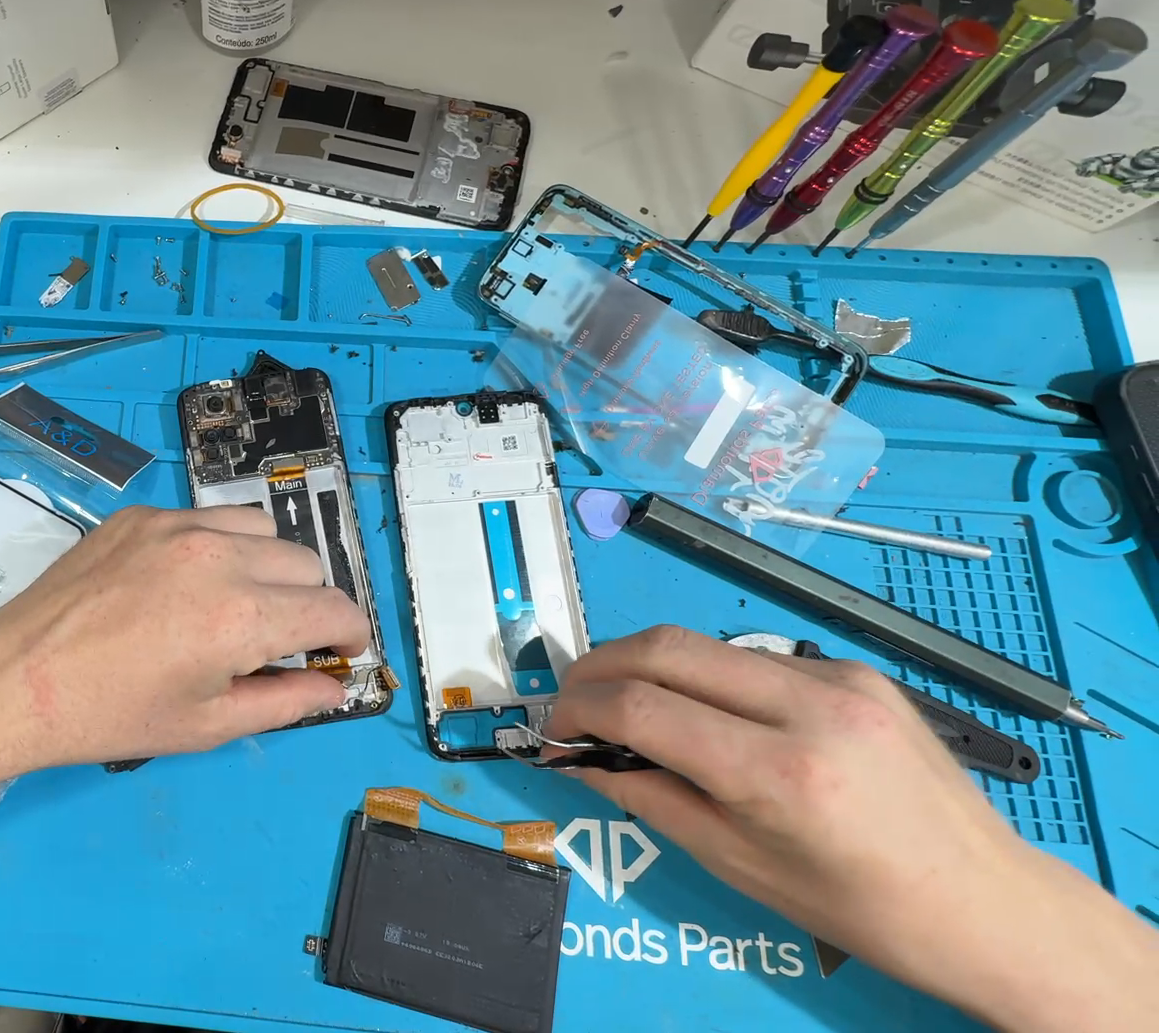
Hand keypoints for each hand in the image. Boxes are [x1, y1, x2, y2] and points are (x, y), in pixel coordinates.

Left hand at [0, 505, 366, 768]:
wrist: (21, 676)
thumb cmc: (113, 714)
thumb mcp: (208, 725)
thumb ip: (286, 702)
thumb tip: (332, 685)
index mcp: (241, 617)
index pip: (335, 608)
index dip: (351, 634)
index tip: (341, 649)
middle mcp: (219, 557)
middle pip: (306, 563)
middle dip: (307, 603)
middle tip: (276, 638)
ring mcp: (177, 526)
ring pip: (262, 529)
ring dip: (267, 566)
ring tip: (234, 602)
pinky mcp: (143, 514)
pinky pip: (207, 517)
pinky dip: (218, 546)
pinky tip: (183, 581)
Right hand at [542, 627, 1075, 1019]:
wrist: (997, 908)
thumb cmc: (859, 908)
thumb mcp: (734, 863)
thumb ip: (644, 796)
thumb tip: (575, 758)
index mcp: (781, 773)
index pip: (640, 707)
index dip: (577, 710)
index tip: (552, 729)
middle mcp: (810, 706)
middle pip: (660, 648)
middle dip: (595, 668)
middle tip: (570, 702)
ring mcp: (837, 678)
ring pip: (697, 642)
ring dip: (639, 664)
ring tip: (619, 702)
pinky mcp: (852, 670)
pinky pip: (743, 657)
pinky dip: (696, 674)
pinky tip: (699, 711)